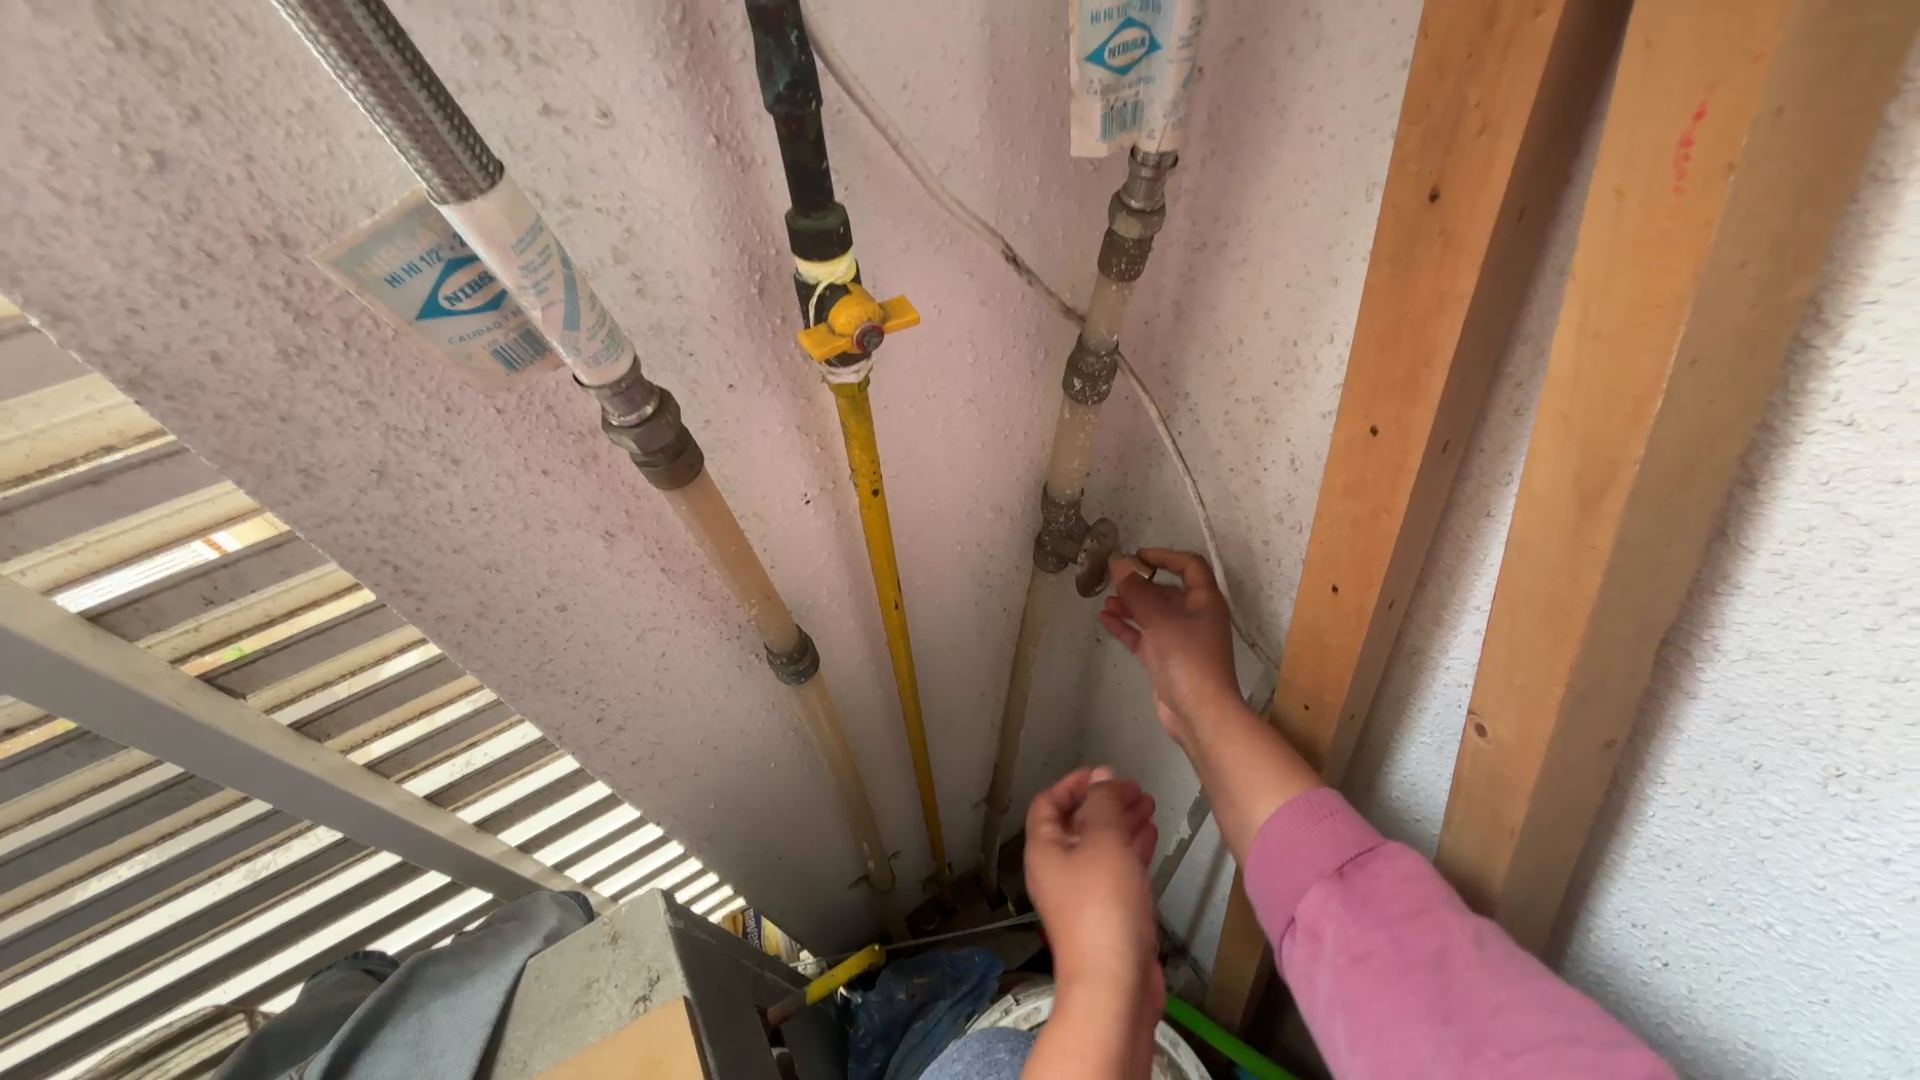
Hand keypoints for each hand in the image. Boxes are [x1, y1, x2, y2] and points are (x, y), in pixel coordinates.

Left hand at [1023, 768, 1163, 1015]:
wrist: (1114, 985)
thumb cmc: (1103, 906)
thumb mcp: (1103, 841)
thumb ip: (1103, 803)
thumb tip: (1101, 776)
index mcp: (1044, 849)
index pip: (1049, 803)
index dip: (1073, 783)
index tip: (1104, 772)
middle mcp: (1057, 869)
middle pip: (1077, 823)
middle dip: (1105, 802)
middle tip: (1136, 789)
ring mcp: (1081, 894)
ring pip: (1099, 846)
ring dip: (1121, 823)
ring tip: (1149, 806)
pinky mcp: (1105, 913)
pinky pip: (1115, 870)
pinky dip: (1131, 850)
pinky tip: (1150, 838)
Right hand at [1099, 548, 1241, 741]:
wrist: (1199, 712)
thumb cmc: (1187, 658)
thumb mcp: (1160, 620)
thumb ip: (1137, 591)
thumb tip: (1119, 563)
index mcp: (1205, 601)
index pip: (1189, 566)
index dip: (1165, 556)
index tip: (1137, 557)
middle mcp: (1195, 616)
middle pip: (1167, 590)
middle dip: (1140, 584)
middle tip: (1113, 580)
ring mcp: (1180, 639)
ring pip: (1152, 614)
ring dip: (1130, 605)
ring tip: (1106, 601)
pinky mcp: (1165, 659)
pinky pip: (1144, 635)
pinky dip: (1127, 627)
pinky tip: (1106, 619)